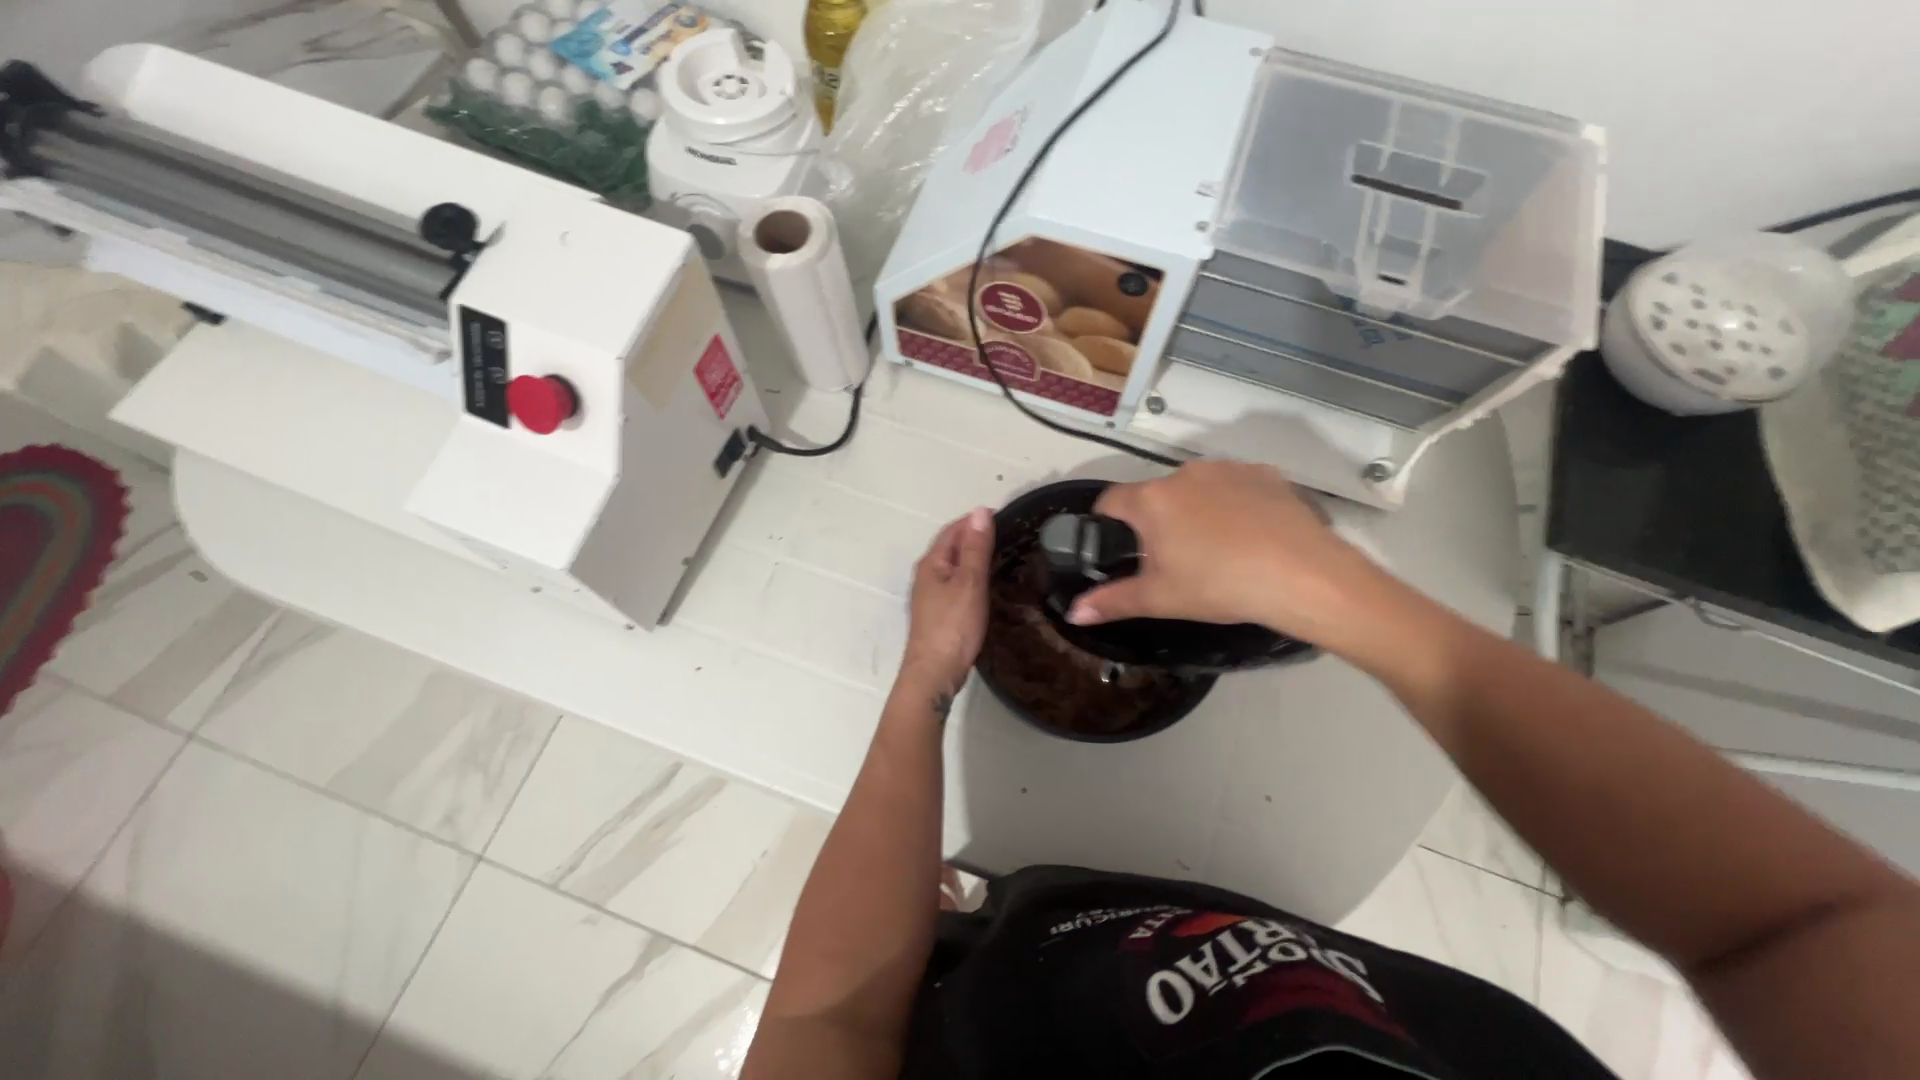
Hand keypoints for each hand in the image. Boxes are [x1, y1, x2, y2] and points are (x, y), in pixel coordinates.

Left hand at [900, 507, 993, 699]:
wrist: (935, 672)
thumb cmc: (953, 626)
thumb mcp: (969, 582)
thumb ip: (975, 548)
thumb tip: (980, 511)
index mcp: (932, 563)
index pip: (954, 530)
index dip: (976, 520)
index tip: (1006, 518)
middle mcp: (927, 575)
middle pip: (951, 546)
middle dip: (975, 537)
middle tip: (1010, 535)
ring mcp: (930, 595)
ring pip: (953, 566)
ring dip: (974, 557)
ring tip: (1003, 555)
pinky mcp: (938, 613)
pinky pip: (956, 584)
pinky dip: (971, 576)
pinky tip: (986, 584)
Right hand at [1066, 461, 1385, 648]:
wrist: (1302, 575)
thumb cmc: (1219, 586)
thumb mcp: (1161, 599)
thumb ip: (1113, 601)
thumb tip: (1073, 612)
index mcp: (1151, 500)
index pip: (1110, 500)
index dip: (1107, 524)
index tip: (1120, 550)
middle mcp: (1185, 473)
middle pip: (1155, 495)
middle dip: (1157, 522)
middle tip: (1173, 560)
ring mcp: (1228, 469)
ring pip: (1197, 489)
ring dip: (1197, 511)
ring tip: (1218, 550)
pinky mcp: (1266, 474)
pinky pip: (1237, 486)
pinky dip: (1236, 506)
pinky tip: (1251, 536)